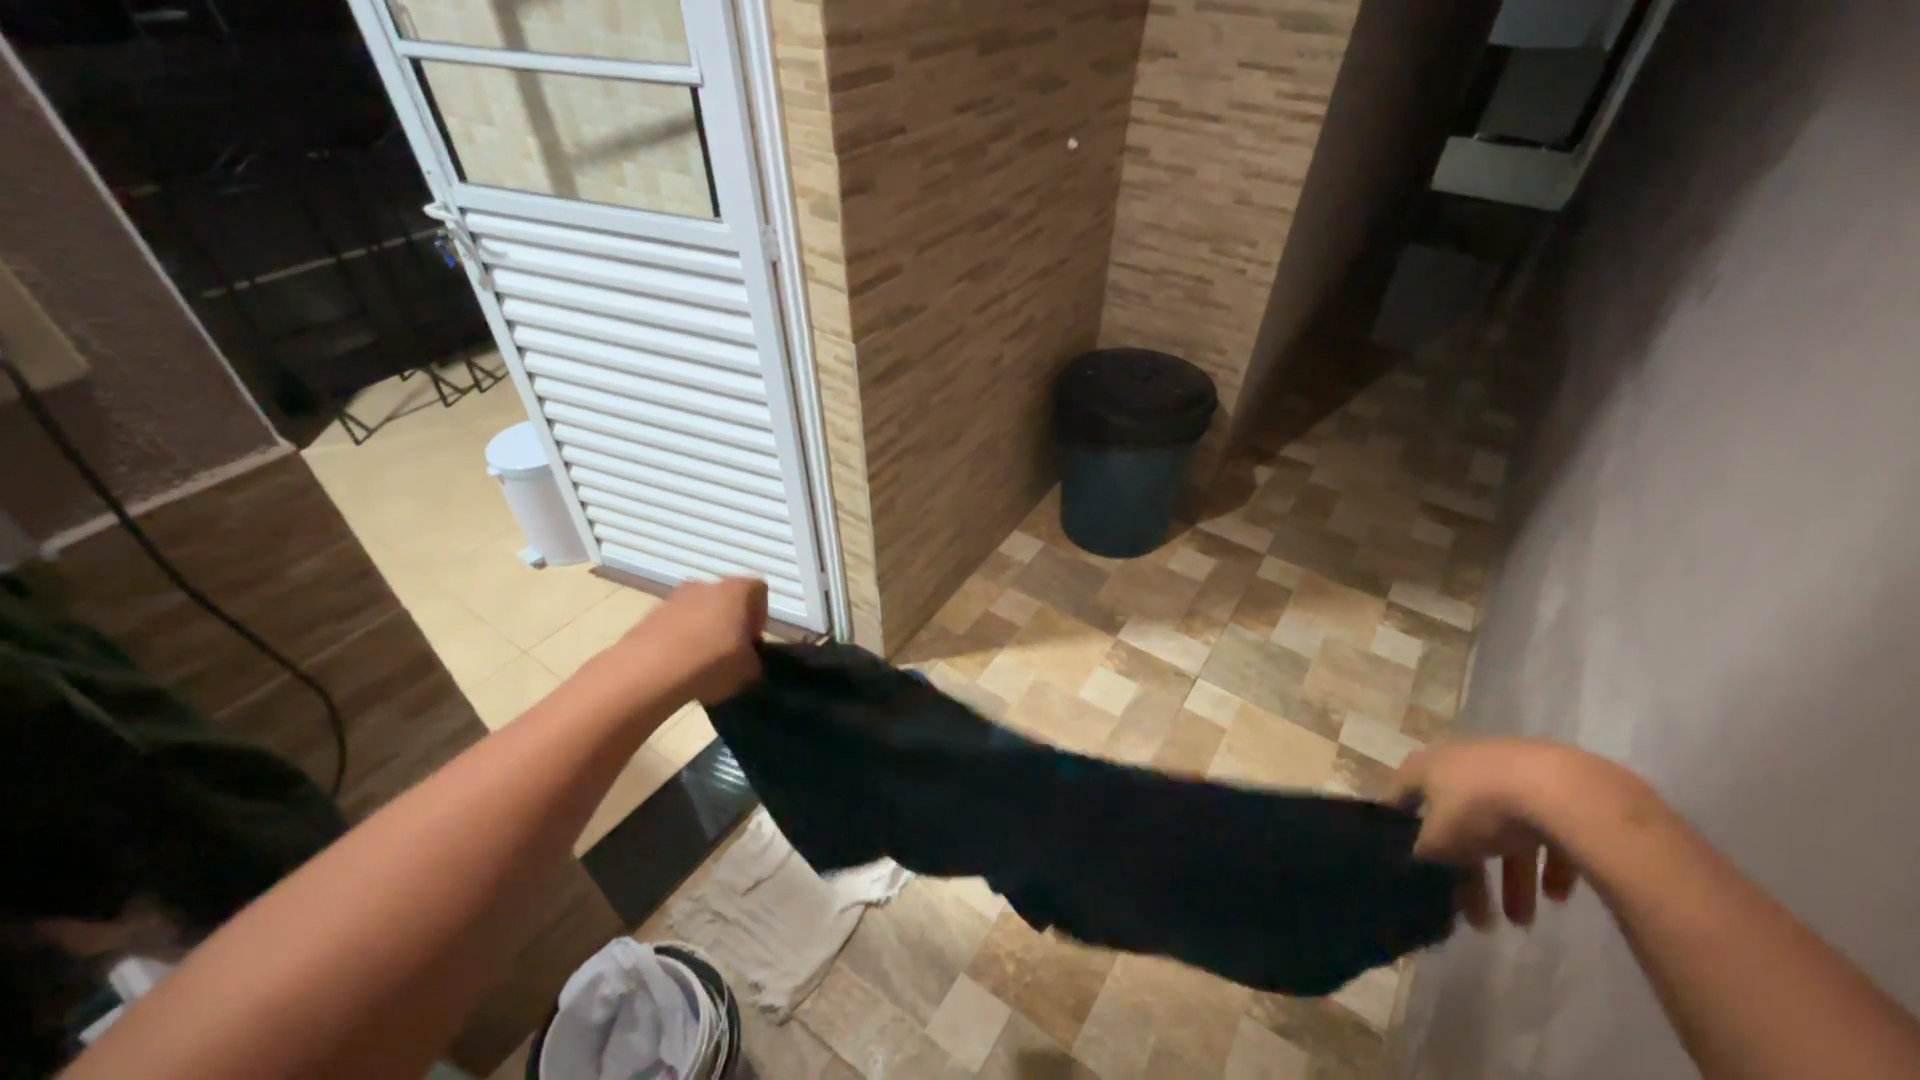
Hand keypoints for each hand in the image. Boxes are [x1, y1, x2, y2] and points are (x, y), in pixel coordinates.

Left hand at [626, 578, 767, 703]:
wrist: (651, 670)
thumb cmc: (713, 662)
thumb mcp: (748, 670)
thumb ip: (753, 661)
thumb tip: (747, 661)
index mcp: (737, 590)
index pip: (759, 590)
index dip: (760, 616)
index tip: (752, 641)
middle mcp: (707, 584)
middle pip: (726, 599)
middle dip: (729, 624)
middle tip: (729, 654)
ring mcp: (674, 597)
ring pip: (697, 611)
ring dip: (702, 632)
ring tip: (700, 665)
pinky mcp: (650, 615)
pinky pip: (674, 625)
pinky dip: (678, 641)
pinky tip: (678, 667)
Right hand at [1392, 738, 1585, 929]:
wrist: (1562, 789)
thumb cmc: (1480, 809)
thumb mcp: (1438, 840)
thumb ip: (1424, 853)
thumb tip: (1419, 861)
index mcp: (1428, 768)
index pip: (1400, 798)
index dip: (1397, 828)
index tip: (1402, 859)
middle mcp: (1465, 765)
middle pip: (1460, 824)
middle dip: (1471, 875)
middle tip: (1479, 919)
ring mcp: (1512, 773)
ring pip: (1505, 832)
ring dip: (1512, 879)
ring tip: (1523, 921)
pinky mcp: (1556, 788)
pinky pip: (1545, 831)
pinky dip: (1549, 864)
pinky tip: (1557, 894)